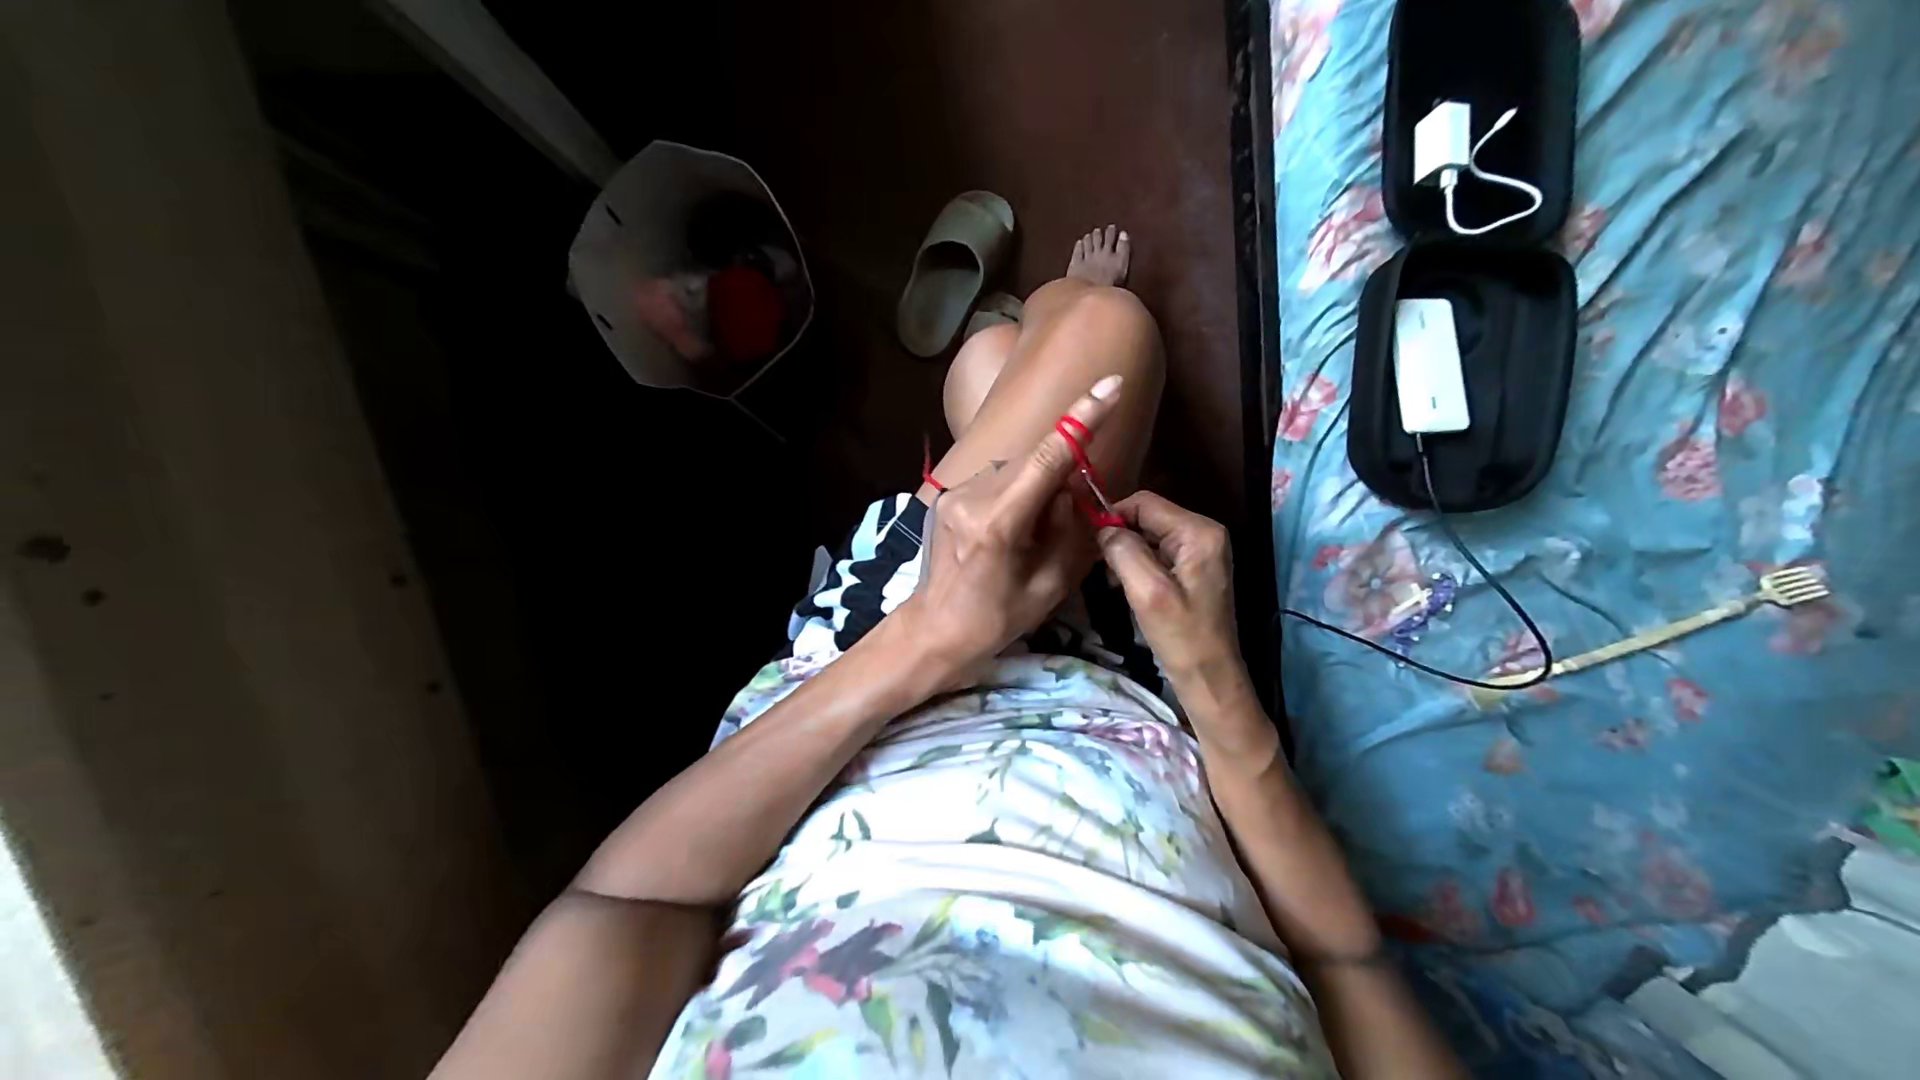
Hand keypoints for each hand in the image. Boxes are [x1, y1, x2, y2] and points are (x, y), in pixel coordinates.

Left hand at [898, 375, 1124, 685]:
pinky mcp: (947, 495)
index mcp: (997, 523)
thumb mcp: (1050, 584)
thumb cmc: (997, 618)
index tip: (1110, 386)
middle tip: (1059, 526)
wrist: (935, 629)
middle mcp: (970, 496)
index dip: (1081, 419)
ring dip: (1035, 490)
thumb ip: (1070, 528)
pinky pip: (997, 480)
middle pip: (1033, 463)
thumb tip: (1075, 484)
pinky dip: (1015, 495)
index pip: (1047, 458)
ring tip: (1026, 538)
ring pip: (1015, 470)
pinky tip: (1007, 531)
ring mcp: (953, 493)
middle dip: (1058, 482)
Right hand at [1095, 491, 1249, 698]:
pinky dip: (1137, 564)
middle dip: (1120, 537)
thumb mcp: (1147, 591)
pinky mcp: (1193, 568)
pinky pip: (1156, 552)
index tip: (1090, 543)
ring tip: (1113, 581)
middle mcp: (1204, 532)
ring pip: (1148, 535)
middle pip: (1147, 517)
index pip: (1144, 502)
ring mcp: (1200, 550)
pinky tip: (1126, 586)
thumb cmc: (1181, 636)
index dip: (1113, 516)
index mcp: (1199, 531)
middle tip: (1101, 567)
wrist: (1209, 676)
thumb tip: (1103, 529)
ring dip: (1126, 553)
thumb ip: (1124, 552)